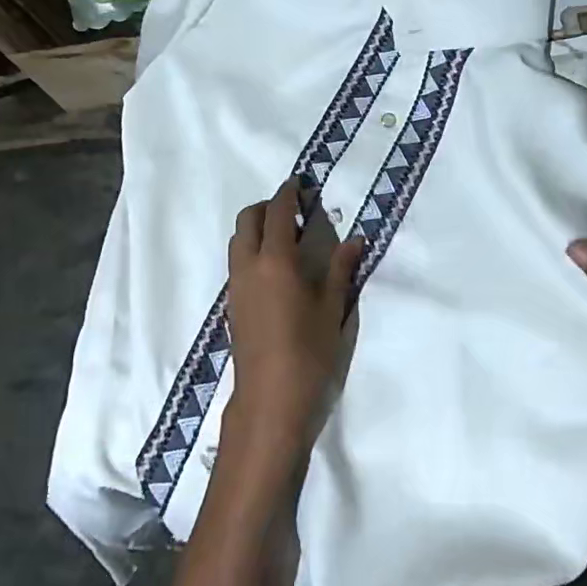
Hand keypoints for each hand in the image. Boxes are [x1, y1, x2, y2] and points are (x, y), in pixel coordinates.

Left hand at [224, 179, 364, 448]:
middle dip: (268, 206)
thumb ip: (340, 268)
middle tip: (295, 212)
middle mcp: (248, 266)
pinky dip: (252, 250)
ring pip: (238, 240)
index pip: (277, 212)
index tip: (301, 184)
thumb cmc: (308, 352)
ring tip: (287, 239)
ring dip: (257, 228)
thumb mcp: (333, 308)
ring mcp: (236, 286)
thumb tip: (355, 239)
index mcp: (275, 260)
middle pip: (248, 219)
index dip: (288, 193)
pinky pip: (238, 262)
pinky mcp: (231, 305)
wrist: (269, 401)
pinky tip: (276, 270)